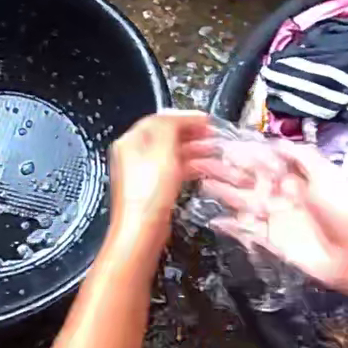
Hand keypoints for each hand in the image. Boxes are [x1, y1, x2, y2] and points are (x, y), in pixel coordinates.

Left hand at [107, 110, 214, 246]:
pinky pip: (175, 171)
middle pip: (167, 136)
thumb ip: (170, 127)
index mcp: (131, 142)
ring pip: (174, 154)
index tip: (205, 120)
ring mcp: (144, 173)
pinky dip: (191, 166)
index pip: (159, 120)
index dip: (184, 117)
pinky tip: (205, 169)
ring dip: (196, 150)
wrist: (142, 231)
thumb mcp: (162, 150)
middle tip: (213, 133)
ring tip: (216, 151)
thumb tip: (178, 117)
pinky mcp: (154, 189)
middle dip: (193, 133)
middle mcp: (135, 155)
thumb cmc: (148, 194)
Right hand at [192, 139, 347, 294]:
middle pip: (247, 179)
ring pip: (242, 202)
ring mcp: (276, 218)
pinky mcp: (273, 242)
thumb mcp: (329, 175)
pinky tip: (214, 218)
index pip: (262, 160)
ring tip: (200, 182)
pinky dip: (231, 226)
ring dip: (222, 192)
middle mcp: (282, 195)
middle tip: (198, 161)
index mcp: (296, 177)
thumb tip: (274, 141)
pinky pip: (247, 231)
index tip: (219, 145)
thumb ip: (302, 156)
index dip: (241, 153)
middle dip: (224, 170)